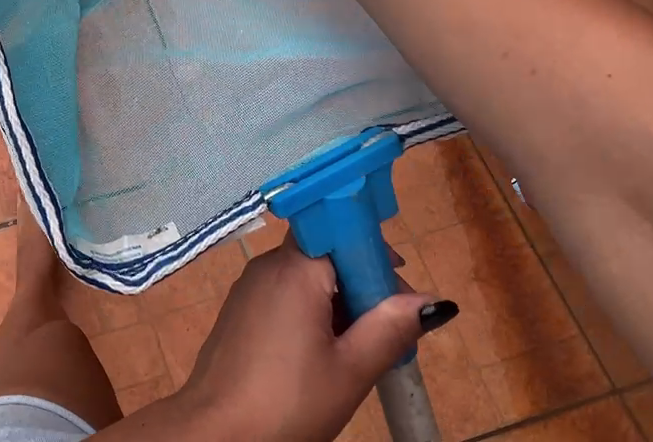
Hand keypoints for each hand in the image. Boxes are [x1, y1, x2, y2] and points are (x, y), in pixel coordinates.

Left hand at [168, 243, 430, 441]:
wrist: (218, 430)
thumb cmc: (290, 399)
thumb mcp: (352, 370)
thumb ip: (390, 328)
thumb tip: (433, 299)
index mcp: (295, 269)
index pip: (336, 230)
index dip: (369, 249)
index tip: (396, 282)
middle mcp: (268, 266)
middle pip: (323, 254)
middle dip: (361, 282)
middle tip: (393, 327)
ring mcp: (249, 286)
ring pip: (304, 276)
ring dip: (338, 300)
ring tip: (365, 346)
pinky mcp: (240, 309)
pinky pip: (284, 293)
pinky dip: (312, 311)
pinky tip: (328, 351)